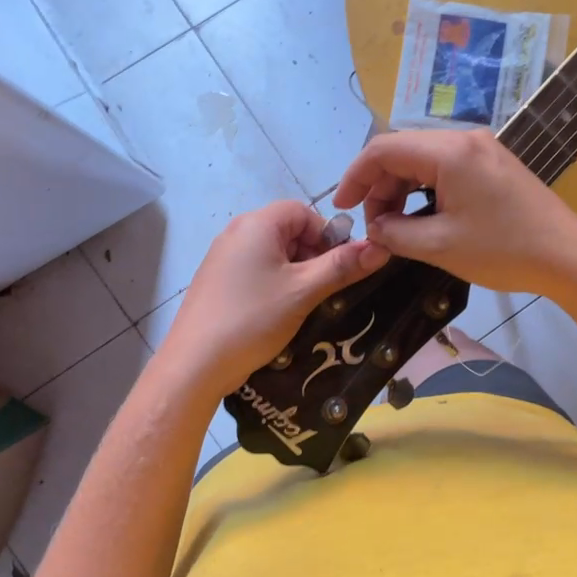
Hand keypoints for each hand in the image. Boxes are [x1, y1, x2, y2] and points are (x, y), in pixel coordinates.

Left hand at [156, 200, 390, 397]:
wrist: (195, 364)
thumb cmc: (253, 319)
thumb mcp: (304, 291)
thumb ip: (343, 266)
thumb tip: (382, 247)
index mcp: (257, 224)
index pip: (304, 212)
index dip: (327, 236)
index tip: (337, 269)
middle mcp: (236, 232)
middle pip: (288, 231)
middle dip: (312, 256)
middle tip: (322, 290)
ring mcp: (222, 257)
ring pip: (272, 253)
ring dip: (294, 274)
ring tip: (301, 305)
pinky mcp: (215, 281)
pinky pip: (254, 270)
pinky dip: (273, 285)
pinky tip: (274, 314)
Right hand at [333, 129, 576, 295]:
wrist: (566, 256)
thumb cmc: (502, 250)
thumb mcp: (439, 246)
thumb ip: (395, 233)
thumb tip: (375, 227)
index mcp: (449, 152)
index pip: (384, 149)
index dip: (355, 177)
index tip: (342, 207)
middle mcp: (464, 139)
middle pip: (403, 151)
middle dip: (379, 187)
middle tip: (374, 227)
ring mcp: (481, 149)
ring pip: (423, 160)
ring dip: (401, 189)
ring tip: (394, 226)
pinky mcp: (492, 164)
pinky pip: (444, 168)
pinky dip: (424, 189)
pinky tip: (420, 216)